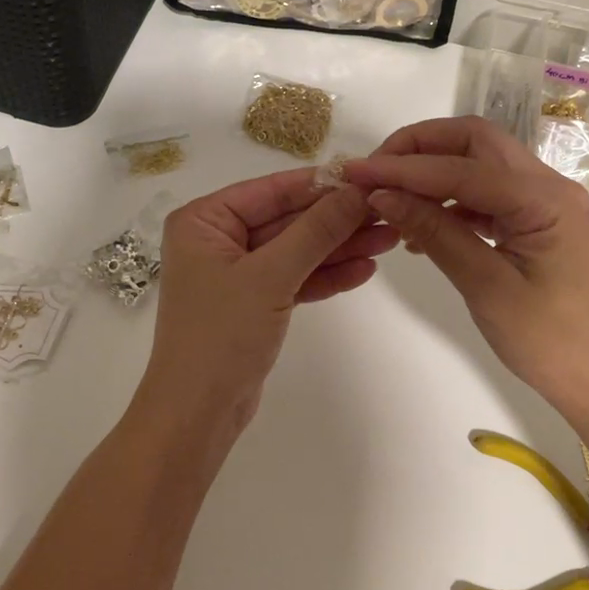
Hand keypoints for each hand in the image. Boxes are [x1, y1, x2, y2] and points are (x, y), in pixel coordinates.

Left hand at [136, 169, 398, 435]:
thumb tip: (356, 191)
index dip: (320, 184)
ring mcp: (235, 273)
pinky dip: (325, 276)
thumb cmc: (221, 335)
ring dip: (339, 247)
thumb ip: (315, 231)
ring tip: (391, 238)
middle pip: (286, 219)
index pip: (270, 191)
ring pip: (295, 250)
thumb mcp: (270, 276)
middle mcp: (216, 240)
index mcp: (203, 221)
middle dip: (336, 219)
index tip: (368, 176)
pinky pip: (294, 278)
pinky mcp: (253, 304)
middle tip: (388, 211)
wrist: (197, 413)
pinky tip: (365, 268)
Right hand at [344, 116, 588, 400]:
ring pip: (478, 162)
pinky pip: (484, 191)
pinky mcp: (534, 219)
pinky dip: (448, 198)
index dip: (404, 168)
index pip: (462, 168)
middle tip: (374, 172)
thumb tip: (382, 196)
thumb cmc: (546, 339)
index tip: (357, 173)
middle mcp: (549, 185)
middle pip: (474, 141)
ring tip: (388, 198)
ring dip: (431, 170)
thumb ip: (434, 232)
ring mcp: (543, 201)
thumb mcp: (485, 285)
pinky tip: (417, 224)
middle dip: (419, 147)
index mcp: (545, 199)